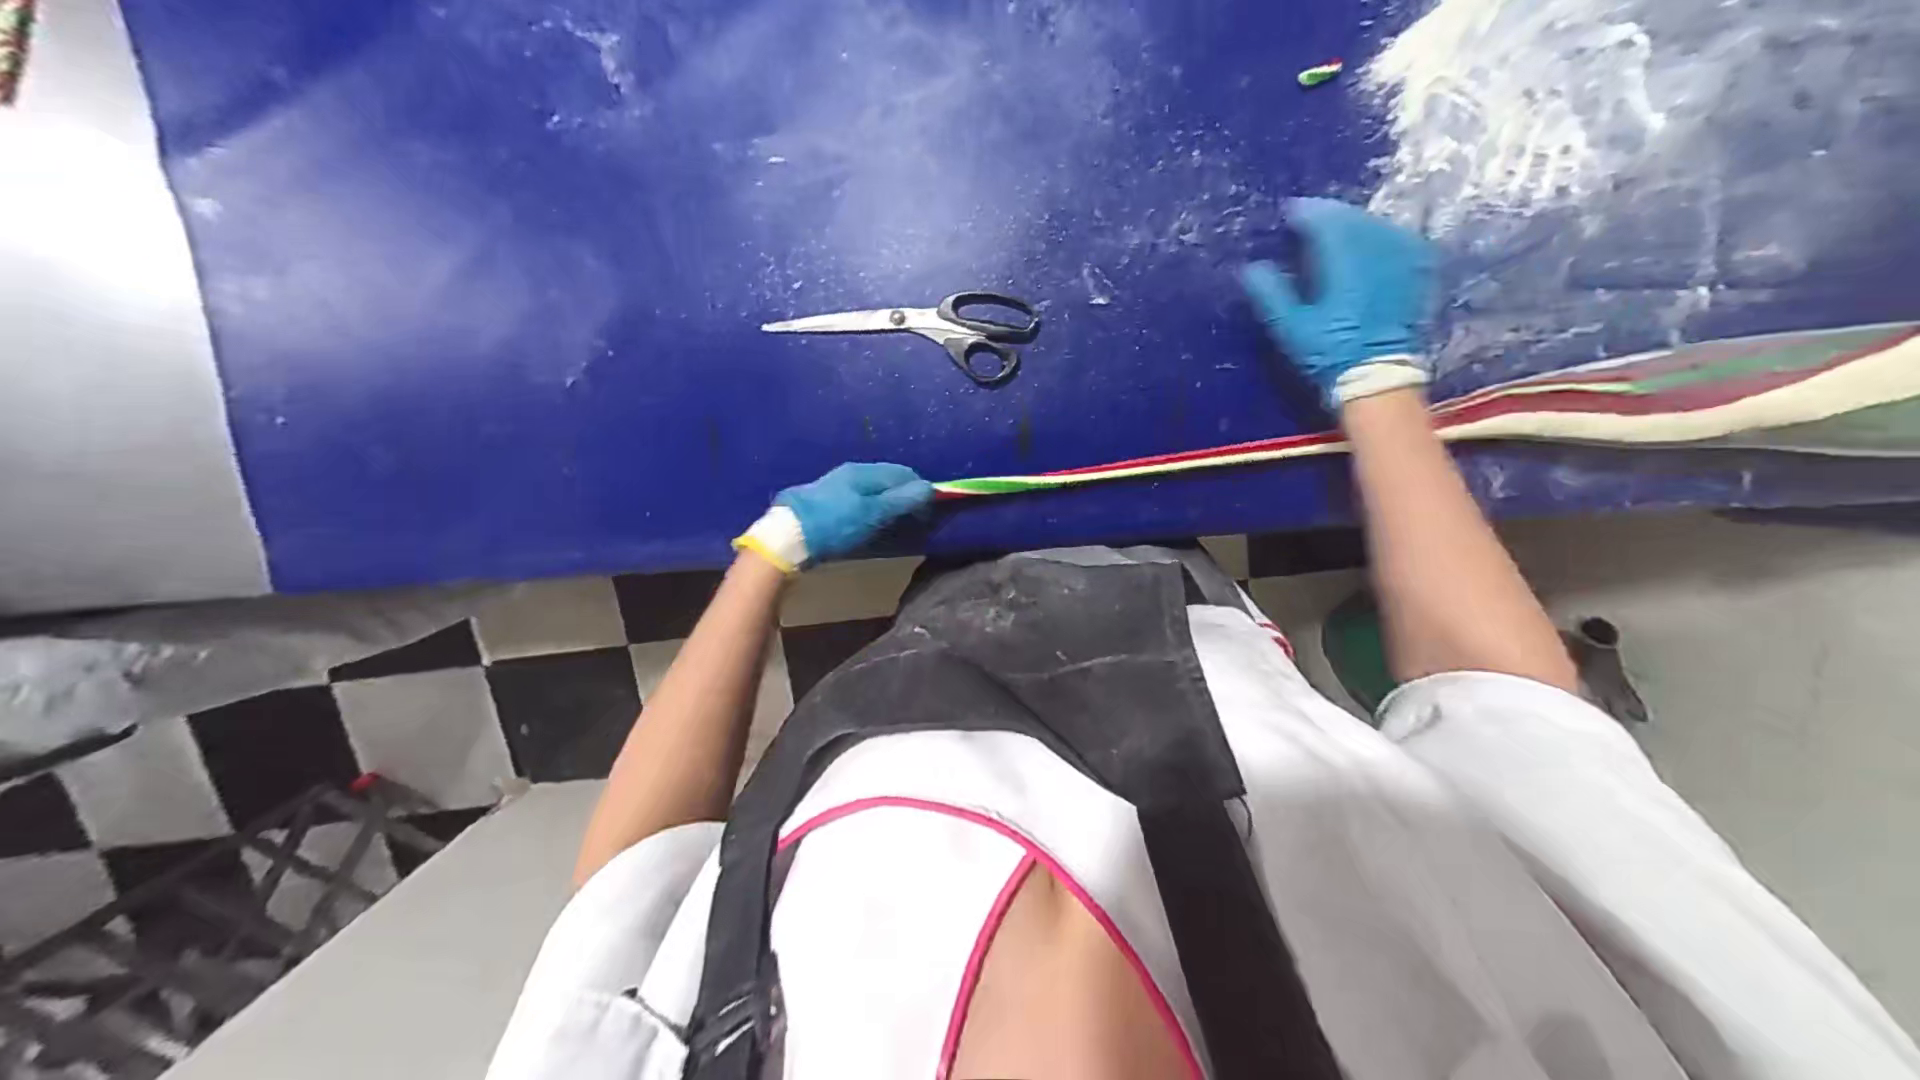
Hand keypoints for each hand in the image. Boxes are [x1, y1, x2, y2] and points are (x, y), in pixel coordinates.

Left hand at [734, 462, 933, 571]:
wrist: (787, 537)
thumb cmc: (835, 524)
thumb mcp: (873, 513)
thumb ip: (902, 500)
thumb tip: (930, 488)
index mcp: (864, 471)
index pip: (904, 472)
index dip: (921, 490)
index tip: (928, 514)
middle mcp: (851, 472)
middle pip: (888, 479)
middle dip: (905, 496)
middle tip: (914, 521)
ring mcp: (837, 484)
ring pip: (874, 489)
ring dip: (889, 503)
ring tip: (895, 524)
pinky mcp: (827, 500)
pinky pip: (860, 499)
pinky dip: (873, 508)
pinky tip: (871, 523)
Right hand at [1241, 197, 1438, 407]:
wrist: (1379, 378)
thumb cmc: (1330, 355)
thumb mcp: (1290, 329)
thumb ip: (1270, 295)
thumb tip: (1250, 269)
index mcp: (1344, 260)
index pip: (1323, 221)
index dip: (1303, 213)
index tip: (1287, 214)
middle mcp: (1377, 249)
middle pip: (1351, 217)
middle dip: (1328, 215)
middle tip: (1308, 219)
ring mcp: (1403, 256)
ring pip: (1375, 224)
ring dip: (1352, 223)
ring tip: (1334, 230)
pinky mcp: (1420, 269)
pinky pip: (1398, 237)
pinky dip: (1378, 235)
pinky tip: (1367, 244)